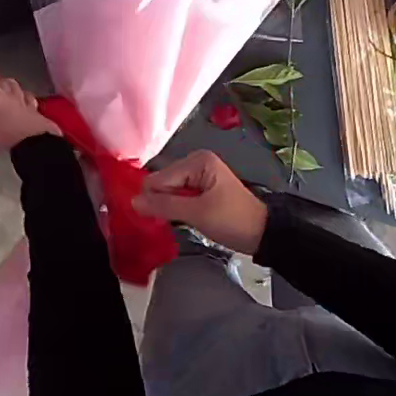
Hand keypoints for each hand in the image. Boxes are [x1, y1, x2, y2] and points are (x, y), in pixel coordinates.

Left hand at [0, 53, 59, 150]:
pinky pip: (19, 98)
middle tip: (7, 99)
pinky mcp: (17, 115)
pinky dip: (25, 103)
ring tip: (20, 107)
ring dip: (15, 95)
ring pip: (5, 89)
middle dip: (1, 88)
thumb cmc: (11, 122)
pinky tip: (28, 111)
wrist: (39, 144)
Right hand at [133, 150, 268, 254]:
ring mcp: (197, 175)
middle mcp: (195, 162)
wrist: (263, 234)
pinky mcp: (199, 188)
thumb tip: (132, 201)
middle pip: (161, 183)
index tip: (160, 219)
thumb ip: (164, 206)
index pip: (158, 178)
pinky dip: (176, 208)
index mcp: (197, 161)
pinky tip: (184, 219)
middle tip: (176, 221)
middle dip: (162, 202)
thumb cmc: (233, 220)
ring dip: (169, 207)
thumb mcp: (197, 214)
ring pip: (166, 191)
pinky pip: (176, 196)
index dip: (155, 199)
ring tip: (182, 221)